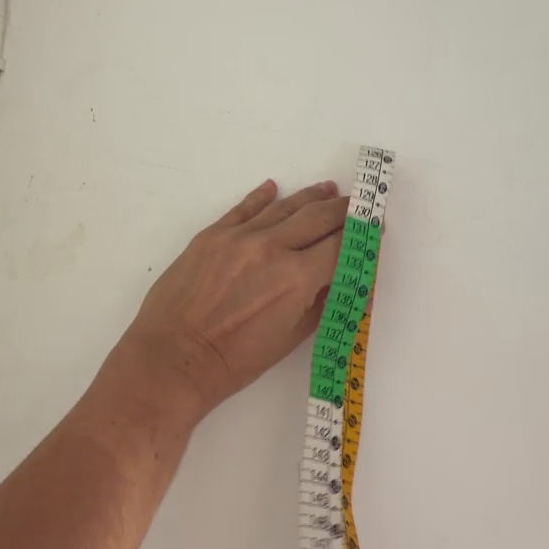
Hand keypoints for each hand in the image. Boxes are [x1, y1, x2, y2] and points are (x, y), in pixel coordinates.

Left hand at [111, 179, 348, 422]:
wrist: (174, 357)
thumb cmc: (236, 361)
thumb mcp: (292, 338)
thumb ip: (324, 304)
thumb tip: (351, 284)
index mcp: (297, 278)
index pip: (341, 246)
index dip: (362, 238)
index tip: (374, 229)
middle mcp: (272, 247)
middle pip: (317, 218)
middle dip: (342, 210)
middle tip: (357, 204)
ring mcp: (239, 236)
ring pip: (283, 207)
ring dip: (309, 197)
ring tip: (327, 189)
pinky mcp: (212, 234)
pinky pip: (243, 208)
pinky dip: (261, 197)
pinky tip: (273, 188)